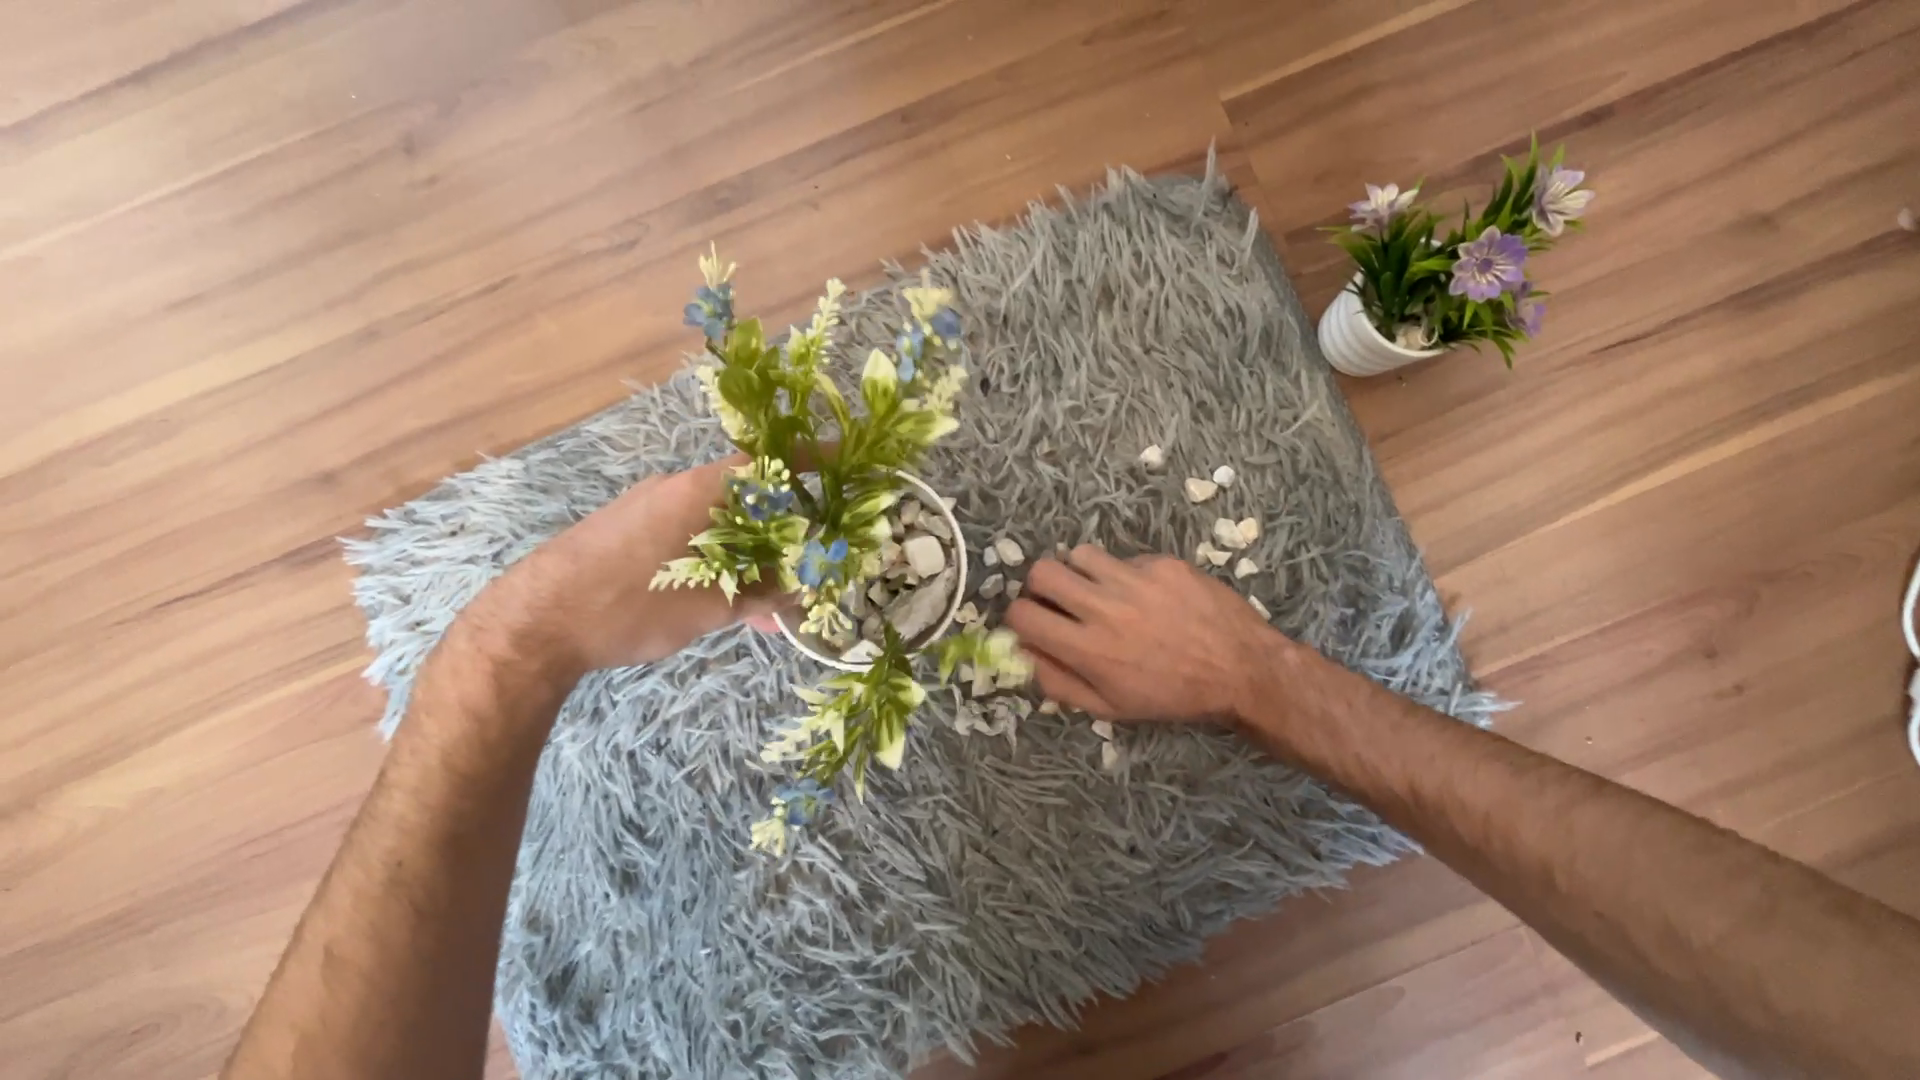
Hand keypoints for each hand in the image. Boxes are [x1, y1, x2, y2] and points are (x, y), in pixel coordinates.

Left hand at [463, 457, 788, 675]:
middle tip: (809, 564)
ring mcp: (648, 507)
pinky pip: (688, 539)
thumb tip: (798, 589)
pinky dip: (716, 564)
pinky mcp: (627, 532)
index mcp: (702, 490)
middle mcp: (677, 487)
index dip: (811, 460)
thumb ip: (760, 594)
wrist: (533, 622)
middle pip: (748, 498)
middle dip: (784, 533)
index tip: (844, 461)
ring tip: (766, 609)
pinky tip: (721, 607)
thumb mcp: (709, 607)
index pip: (770, 462)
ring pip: (718, 526)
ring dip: (749, 559)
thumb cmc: (630, 604)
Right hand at [1004, 547, 1288, 723]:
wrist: (1241, 670)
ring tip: (1101, 591)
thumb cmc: (1172, 696)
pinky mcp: (1161, 563)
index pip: (1022, 615)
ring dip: (1081, 573)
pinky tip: (1146, 594)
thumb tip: (1023, 655)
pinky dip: (1124, 573)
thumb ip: (1059, 682)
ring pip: (1078, 555)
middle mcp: (1105, 608)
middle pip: (1041, 572)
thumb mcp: (1110, 707)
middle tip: (1060, 601)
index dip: (1020, 618)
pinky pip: (1123, 557)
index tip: (1034, 623)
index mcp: (1088, 649)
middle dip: (1042, 587)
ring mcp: (1135, 580)